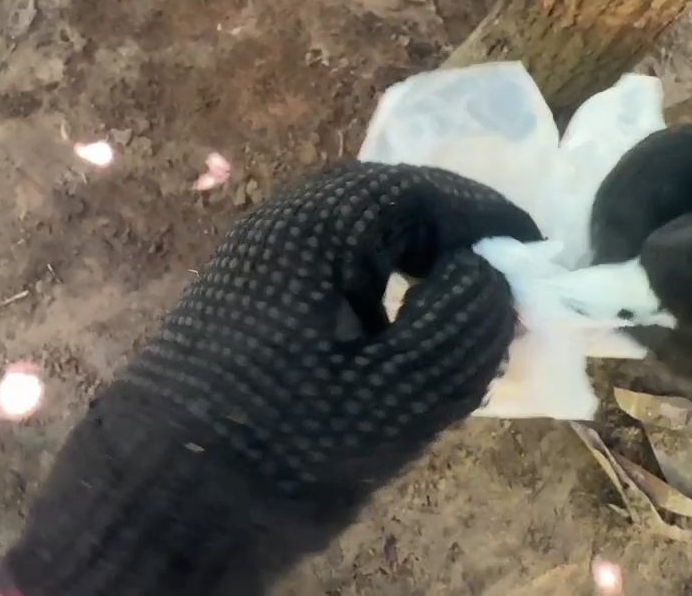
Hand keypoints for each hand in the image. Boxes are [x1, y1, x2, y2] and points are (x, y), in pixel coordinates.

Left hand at [0, 162, 537, 595]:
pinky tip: (392, 332)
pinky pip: (330, 263)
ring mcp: (259, 253)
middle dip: (451, 236)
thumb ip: (460, 325)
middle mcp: (284, 221)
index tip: (537, 253)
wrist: (154, 499)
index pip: (421, 191)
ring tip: (456, 309)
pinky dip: (377, 284)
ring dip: (414, 259)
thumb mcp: (392, 396)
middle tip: (500, 283)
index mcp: (318, 227)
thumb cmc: (276, 448)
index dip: (486, 217)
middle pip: (388, 203)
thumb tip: (490, 271)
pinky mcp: (248, 290)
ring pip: (358, 233)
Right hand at [589, 123, 691, 464]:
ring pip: (662, 255)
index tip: (617, 276)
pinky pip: (690, 293)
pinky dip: (686, 331)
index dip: (624, 204)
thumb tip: (654, 247)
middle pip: (653, 209)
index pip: (667, 158)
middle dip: (642, 273)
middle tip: (676, 334)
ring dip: (664, 312)